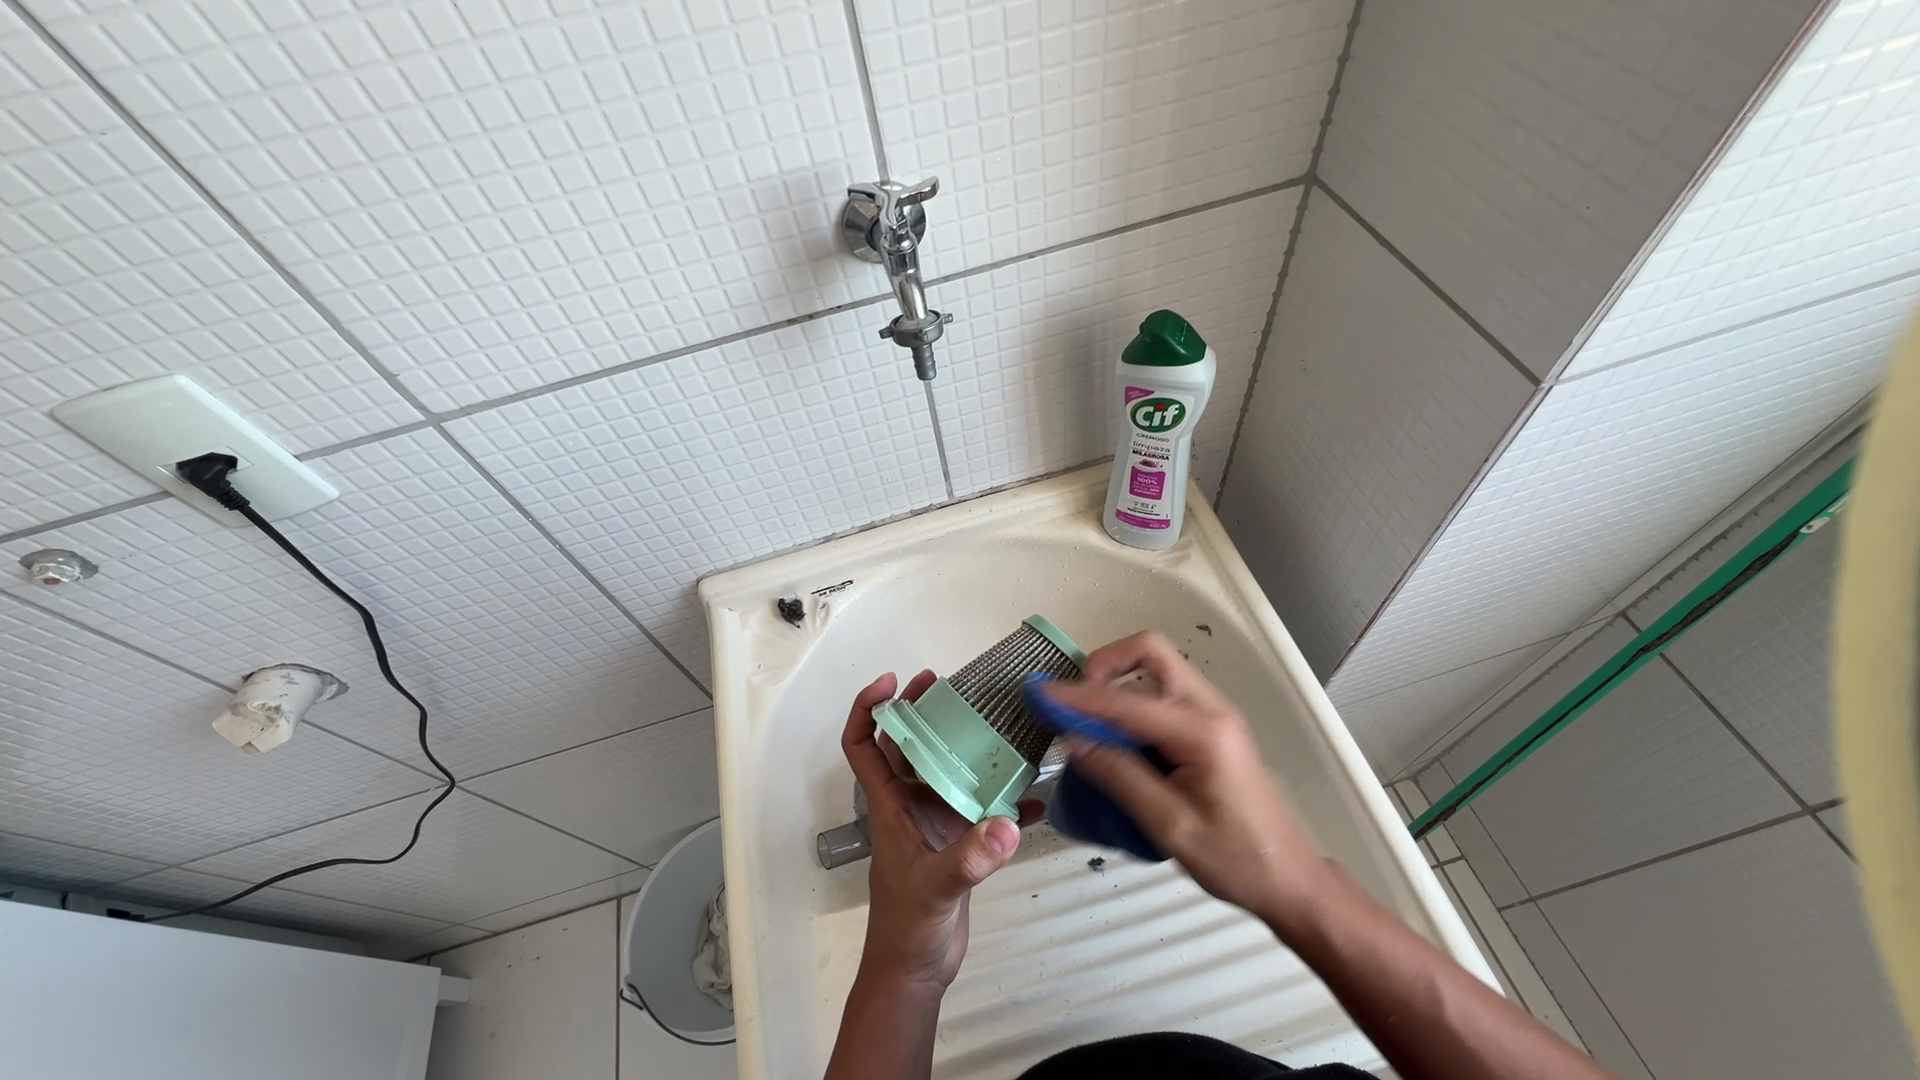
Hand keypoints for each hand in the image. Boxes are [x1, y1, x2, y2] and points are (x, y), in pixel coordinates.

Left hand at [841, 671, 1040, 988]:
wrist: (915, 970)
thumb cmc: (905, 928)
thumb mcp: (935, 888)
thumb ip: (970, 858)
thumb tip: (1005, 824)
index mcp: (889, 805)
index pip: (861, 746)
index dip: (866, 710)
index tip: (890, 683)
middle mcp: (909, 805)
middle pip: (907, 745)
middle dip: (922, 712)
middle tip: (948, 684)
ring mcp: (933, 822)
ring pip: (945, 769)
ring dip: (964, 746)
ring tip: (992, 721)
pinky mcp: (957, 842)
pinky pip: (980, 808)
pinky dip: (1003, 799)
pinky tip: (1031, 796)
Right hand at [1040, 632, 1327, 923]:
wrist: (1289, 879)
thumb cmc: (1235, 860)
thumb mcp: (1169, 826)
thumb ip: (1120, 776)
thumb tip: (1073, 739)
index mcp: (1202, 732)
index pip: (1127, 701)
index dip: (1079, 697)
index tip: (1041, 695)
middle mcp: (1211, 709)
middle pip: (1152, 652)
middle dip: (1106, 663)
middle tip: (1074, 699)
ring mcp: (1214, 714)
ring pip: (1157, 668)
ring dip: (1118, 680)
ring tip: (1087, 719)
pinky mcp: (1210, 727)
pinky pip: (1164, 693)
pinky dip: (1132, 700)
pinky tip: (1115, 737)